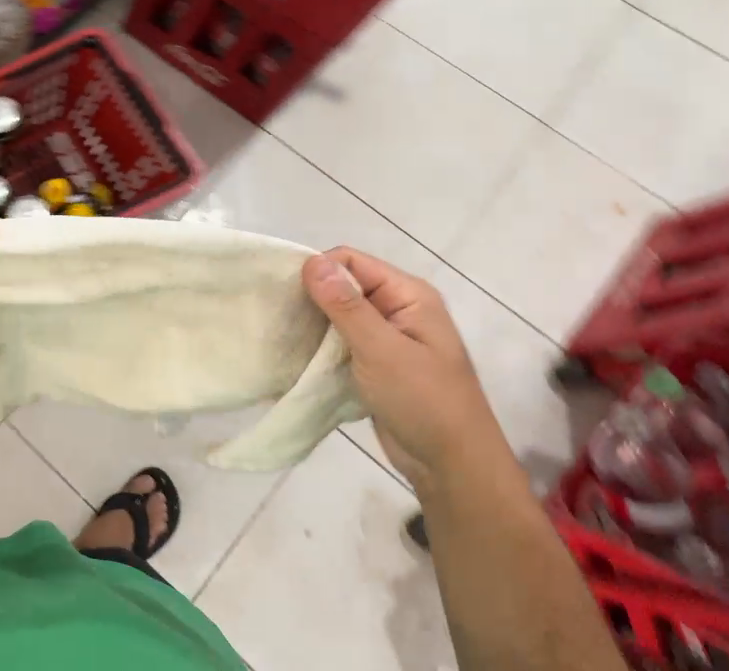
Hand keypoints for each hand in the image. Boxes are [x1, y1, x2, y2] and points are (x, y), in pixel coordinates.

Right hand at [301, 247, 511, 491]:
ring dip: (311, 322)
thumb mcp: (382, 350)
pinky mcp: (374, 362)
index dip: (316, 270)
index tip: (283, 293)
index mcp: (408, 295)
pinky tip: (297, 353)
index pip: (350, 261)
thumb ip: (346, 306)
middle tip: (276, 314)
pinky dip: (319, 344)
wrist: (452, 466)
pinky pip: (339, 340)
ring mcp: (386, 336)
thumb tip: (312, 262)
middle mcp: (397, 308)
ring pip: (336, 314)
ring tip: (281, 333)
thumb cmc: (424, 401)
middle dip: (309, 296)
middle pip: (342, 284)